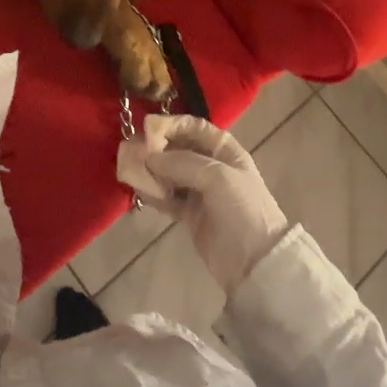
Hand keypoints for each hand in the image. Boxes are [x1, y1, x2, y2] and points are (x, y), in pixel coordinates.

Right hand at [136, 115, 288, 289]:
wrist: (256, 262)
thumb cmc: (242, 209)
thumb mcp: (217, 177)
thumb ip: (183, 162)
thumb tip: (150, 157)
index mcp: (225, 151)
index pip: (195, 127)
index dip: (172, 124)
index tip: (147, 127)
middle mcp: (212, 166)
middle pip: (179, 149)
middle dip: (157, 148)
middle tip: (132, 150)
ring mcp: (201, 192)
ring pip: (170, 174)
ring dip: (152, 171)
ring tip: (130, 170)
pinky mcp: (191, 215)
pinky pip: (168, 197)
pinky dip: (154, 193)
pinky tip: (138, 190)